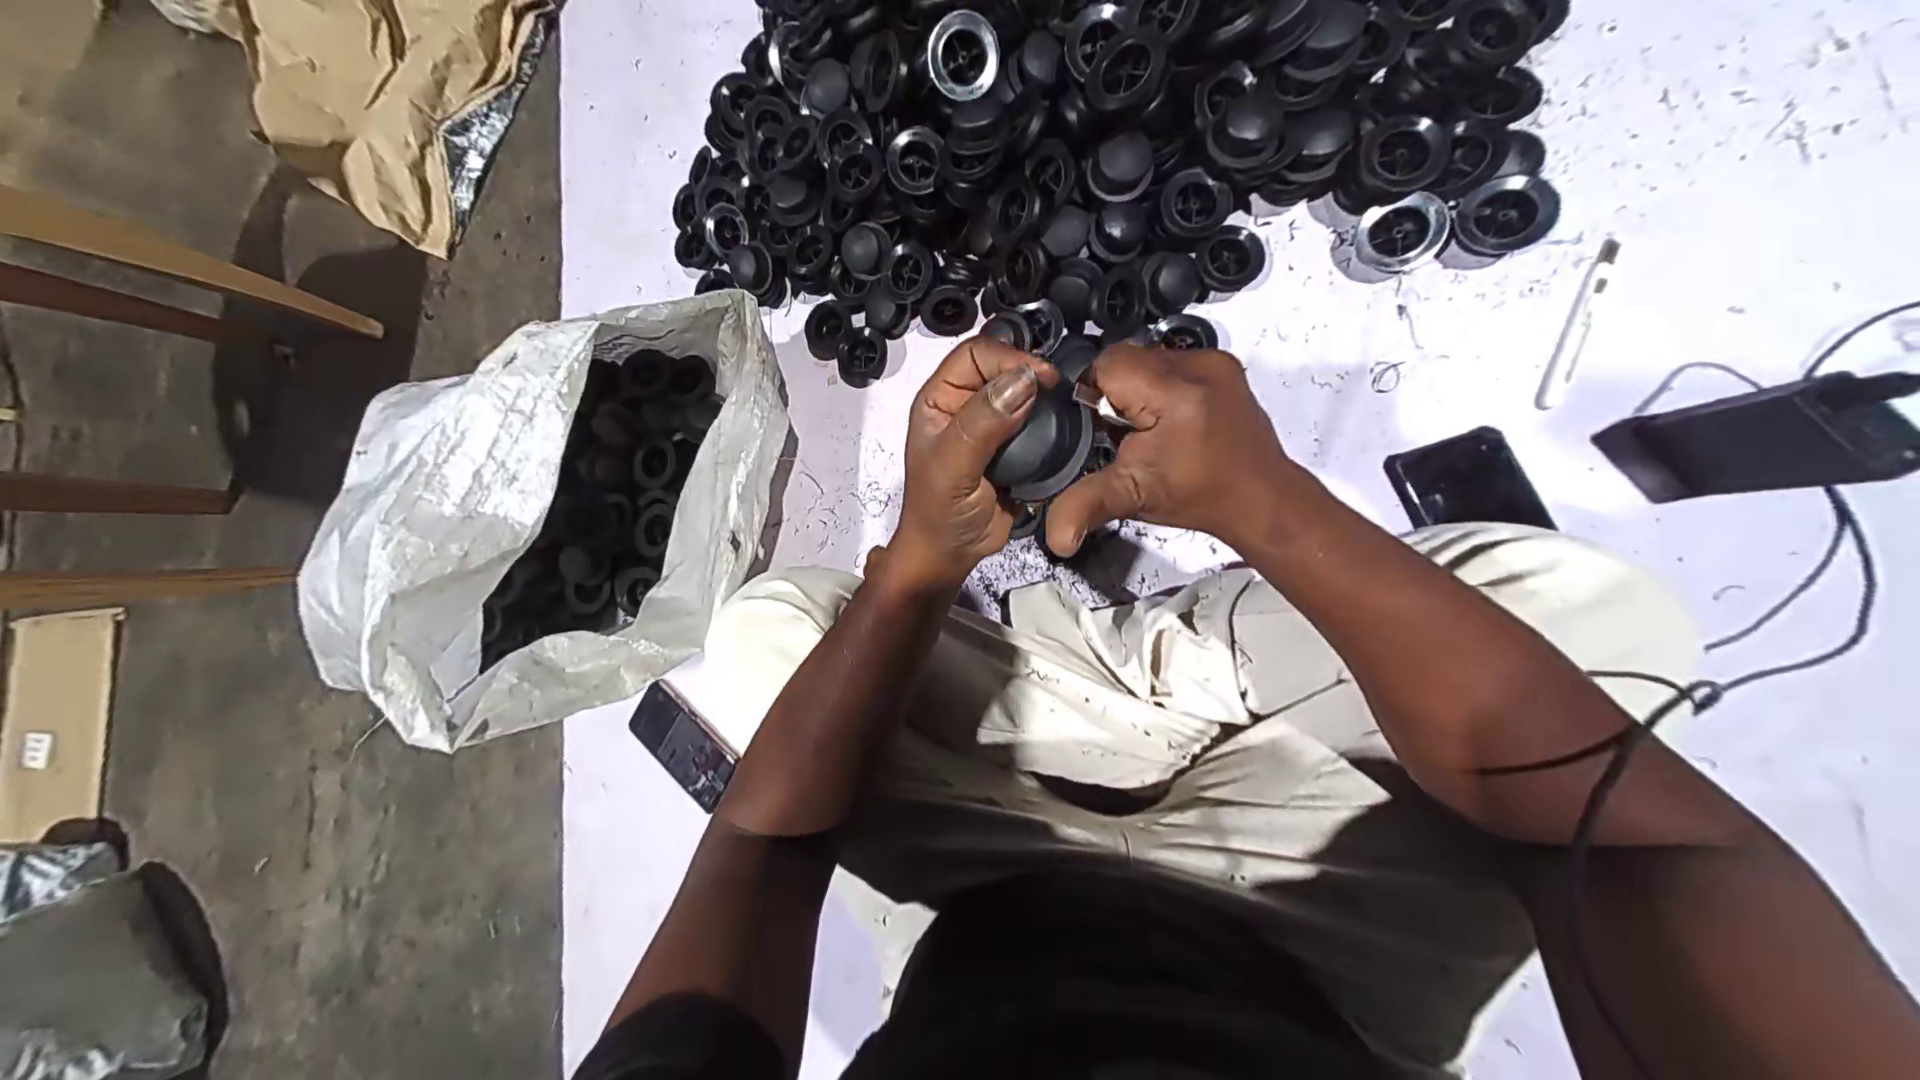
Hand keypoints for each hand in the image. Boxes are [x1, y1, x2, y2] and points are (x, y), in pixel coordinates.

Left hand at [877, 337, 1058, 594]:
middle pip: (1002, 366)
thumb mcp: (953, 467)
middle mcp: (965, 405)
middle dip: (1029, 370)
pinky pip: (1037, 421)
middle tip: (1054, 388)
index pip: (975, 354)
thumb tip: (1020, 383)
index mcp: (939, 400)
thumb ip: (982, 425)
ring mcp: (992, 425)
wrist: (952, 553)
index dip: (1007, 357)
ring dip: (1043, 396)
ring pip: (1023, 391)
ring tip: (1060, 405)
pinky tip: (1059, 427)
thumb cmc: (937, 514)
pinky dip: (1051, 420)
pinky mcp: (1015, 445)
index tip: (1038, 375)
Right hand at [1045, 346, 1305, 555]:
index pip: (1105, 365)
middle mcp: (1199, 366)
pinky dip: (1161, 388)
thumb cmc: (1204, 495)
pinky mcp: (1222, 367)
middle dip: (1116, 395)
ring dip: (1138, 391)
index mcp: (1175, 392)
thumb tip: (1055, 536)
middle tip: (1130, 435)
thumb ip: (1086, 505)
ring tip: (1151, 429)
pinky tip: (1170, 421)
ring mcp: (1214, 363)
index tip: (1108, 429)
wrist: (1259, 499)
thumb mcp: (1132, 497)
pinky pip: (1172, 364)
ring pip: (1147, 360)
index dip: (1093, 397)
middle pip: (1125, 359)